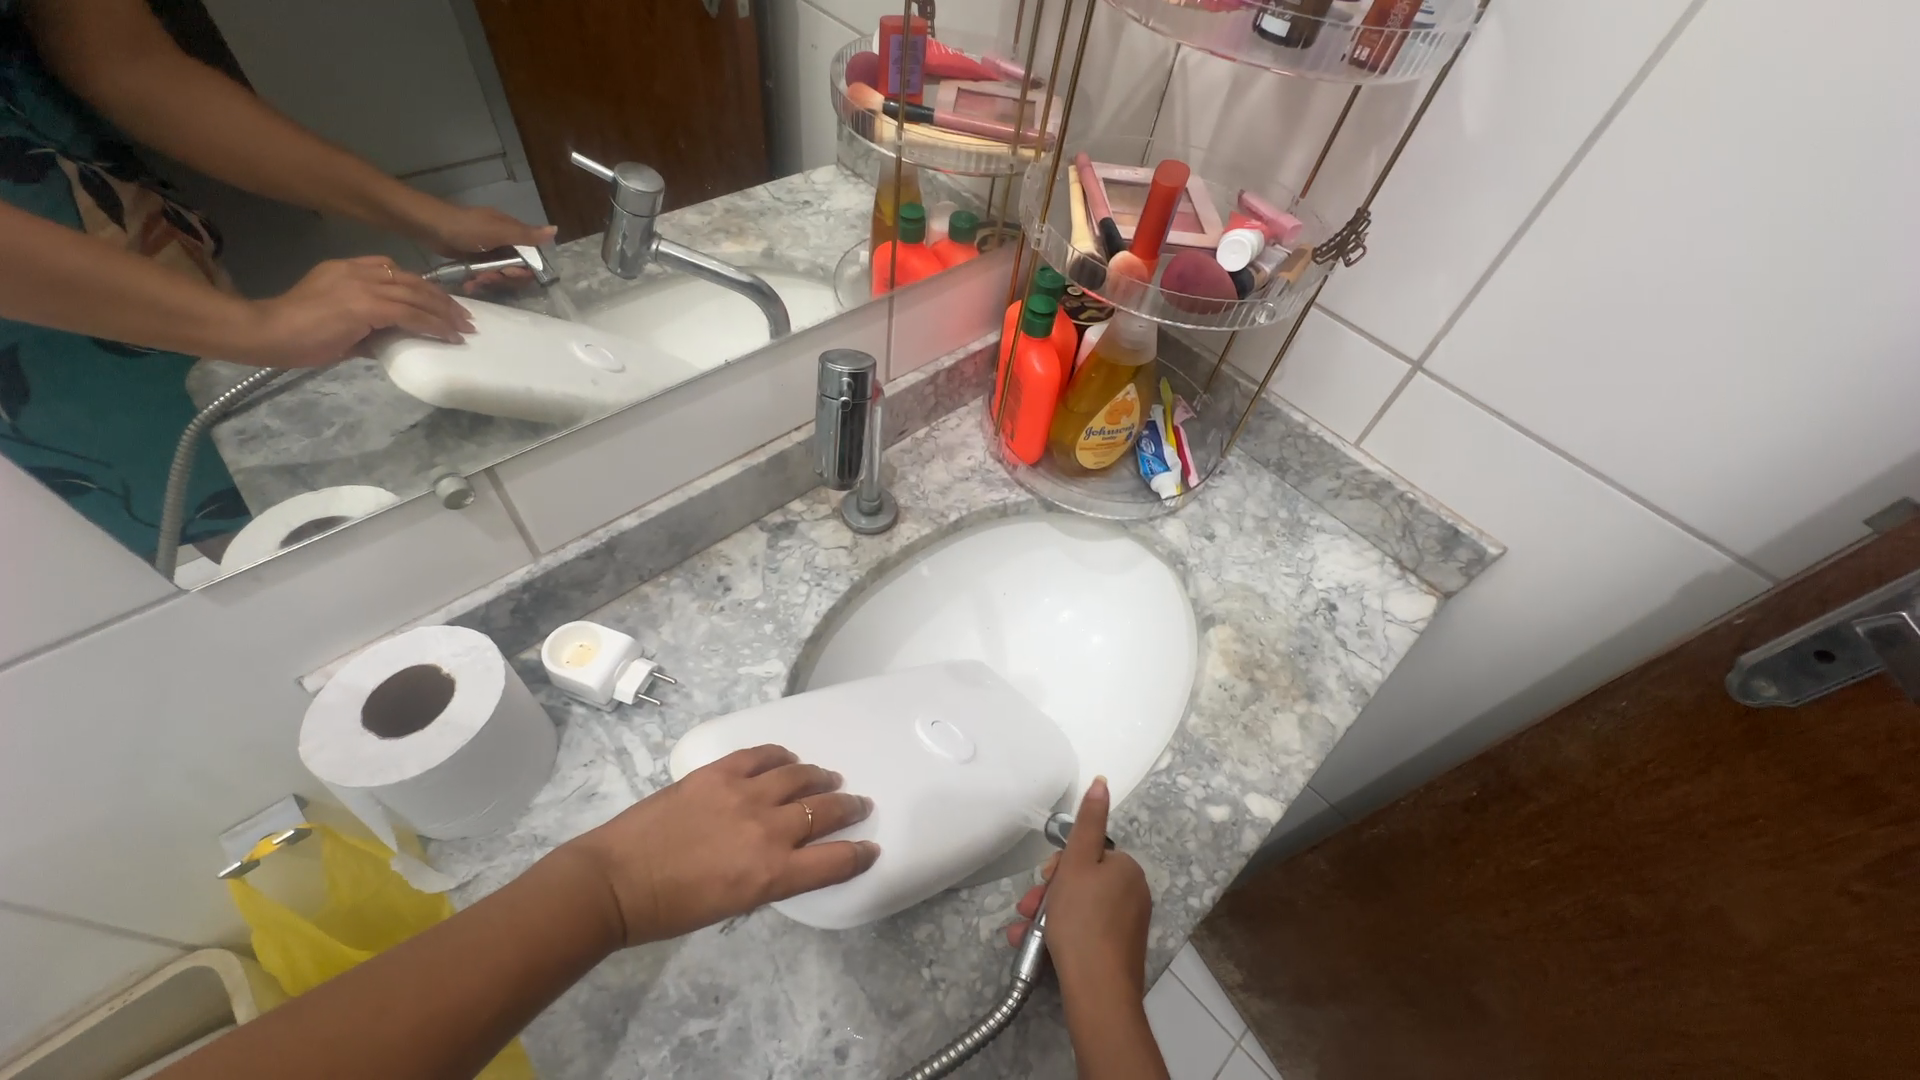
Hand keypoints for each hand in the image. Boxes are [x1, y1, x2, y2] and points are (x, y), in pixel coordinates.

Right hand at [227, 257, 473, 367]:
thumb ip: (368, 323)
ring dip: (446, 314)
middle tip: (463, 317)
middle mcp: (356, 272)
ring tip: (464, 328)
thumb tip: (393, 337)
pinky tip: (450, 336)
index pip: (394, 270)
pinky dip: (435, 326)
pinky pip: (413, 314)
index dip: (423, 286)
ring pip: (418, 297)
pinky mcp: (368, 306)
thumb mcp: (339, 321)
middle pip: (413, 281)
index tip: (442, 301)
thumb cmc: (298, 333)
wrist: (267, 332)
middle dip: (442, 299)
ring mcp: (362, 286)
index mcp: (345, 269)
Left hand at [408, 202, 556, 294]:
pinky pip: (485, 275)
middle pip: (517, 270)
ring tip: (476, 282)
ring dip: (490, 281)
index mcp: (512, 234)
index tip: (509, 273)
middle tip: (488, 278)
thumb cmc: (464, 227)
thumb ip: (526, 235)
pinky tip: (470, 284)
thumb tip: (556, 230)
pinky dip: (479, 281)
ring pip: (501, 275)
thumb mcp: (498, 231)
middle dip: (504, 278)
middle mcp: (504, 243)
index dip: (524, 271)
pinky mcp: (474, 261)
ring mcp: (488, 253)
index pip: (532, 259)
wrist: (427, 226)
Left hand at [560, 744, 879, 946]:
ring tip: (827, 779)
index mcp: (772, 874)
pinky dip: (781, 756)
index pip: (835, 861)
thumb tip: (786, 856)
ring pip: (799, 777)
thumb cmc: (670, 909)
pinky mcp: (719, 773)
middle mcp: (767, 830)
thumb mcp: (732, 906)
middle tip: (858, 804)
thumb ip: (768, 877)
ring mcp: (743, 795)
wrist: (614, 882)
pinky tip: (786, 759)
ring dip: (819, 779)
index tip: (869, 848)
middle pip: (824, 812)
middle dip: (849, 809)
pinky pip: (763, 755)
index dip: (859, 855)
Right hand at [1007, 777, 1151, 996]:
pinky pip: (1084, 932)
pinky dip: (1060, 935)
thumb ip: (1088, 822)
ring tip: (1021, 932)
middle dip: (1049, 893)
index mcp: (1127, 869)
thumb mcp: (1076, 864)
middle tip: (1027, 908)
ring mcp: (1127, 926)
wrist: (1097, 990)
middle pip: (1081, 882)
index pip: (1087, 854)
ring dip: (1046, 915)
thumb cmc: (1082, 920)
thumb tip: (1102, 781)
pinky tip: (1033, 947)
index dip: (1059, 866)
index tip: (1043, 882)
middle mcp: (1133, 894)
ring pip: (1078, 908)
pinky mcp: (1118, 953)